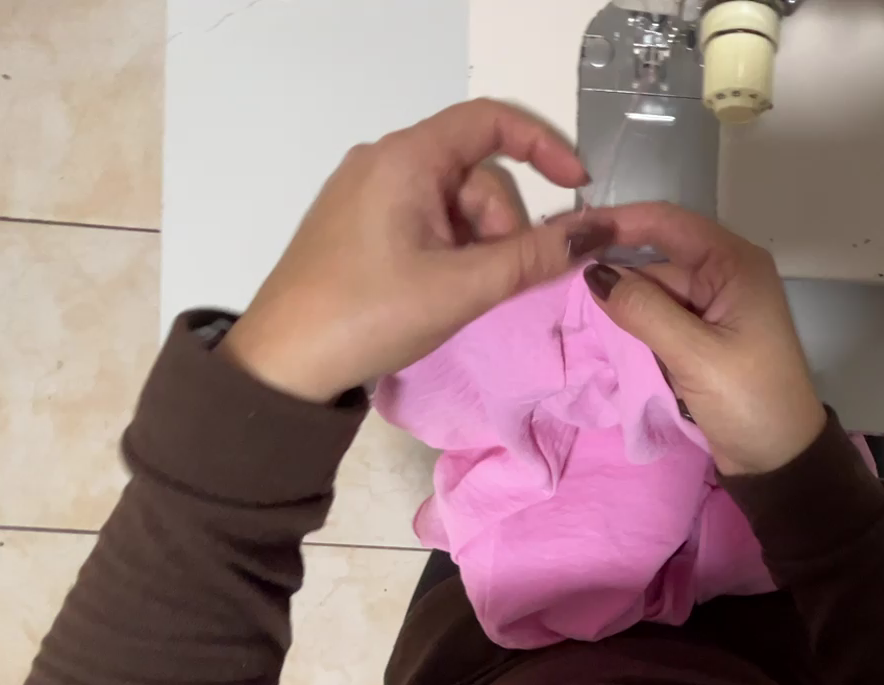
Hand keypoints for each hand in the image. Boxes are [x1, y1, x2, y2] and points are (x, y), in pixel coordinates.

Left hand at [223, 99, 614, 402]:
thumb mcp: (463, 287)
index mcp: (406, 159)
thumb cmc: (372, 314)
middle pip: (476, 177)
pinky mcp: (361, 226)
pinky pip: (428, 224)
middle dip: (502, 227)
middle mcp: (386, 162)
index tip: (578, 190)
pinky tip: (441, 292)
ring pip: (454, 207)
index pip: (490, 122)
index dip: (543, 147)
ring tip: (463, 296)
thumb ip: (533, 257)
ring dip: (478, 248)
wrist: (286, 361)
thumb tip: (597, 232)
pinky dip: (452, 253)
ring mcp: (369, 194)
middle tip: (498, 283)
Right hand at [577, 203, 825, 475]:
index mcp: (734, 264)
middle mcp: (724, 276)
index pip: (668, 223)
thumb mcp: (695, 355)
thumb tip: (594, 274)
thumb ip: (644, 311)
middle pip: (657, 259)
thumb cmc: (750, 401)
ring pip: (655, 292)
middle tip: (560, 280)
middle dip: (615, 269)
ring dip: (623, 301)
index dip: (619, 222)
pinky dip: (637, 324)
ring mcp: (714, 309)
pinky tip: (606, 328)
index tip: (572, 233)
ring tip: (574, 305)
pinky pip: (661, 319)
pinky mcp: (704, 338)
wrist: (779, 458)